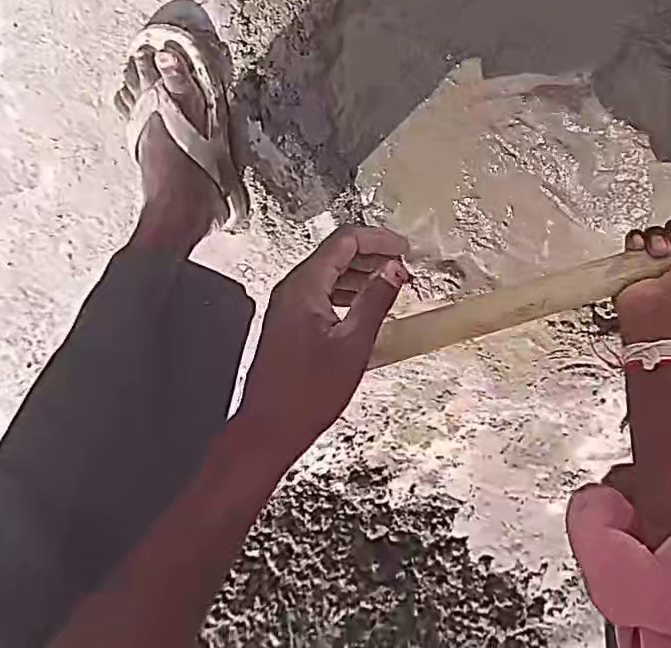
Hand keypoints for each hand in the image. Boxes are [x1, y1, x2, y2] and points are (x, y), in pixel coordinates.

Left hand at [235, 225, 409, 461]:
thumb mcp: (353, 344)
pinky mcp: (290, 321)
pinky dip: (348, 290)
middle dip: (373, 254)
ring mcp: (289, 305)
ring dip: (362, 272)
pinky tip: (366, 305)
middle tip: (401, 265)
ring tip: (390, 284)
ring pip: (330, 272)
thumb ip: (375, 300)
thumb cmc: (304, 395)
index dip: (379, 240)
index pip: (345, 241)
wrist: (268, 431)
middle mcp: (292, 290)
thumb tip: (393, 270)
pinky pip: (323, 291)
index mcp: (304, 287)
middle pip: (337, 252)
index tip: (402, 248)